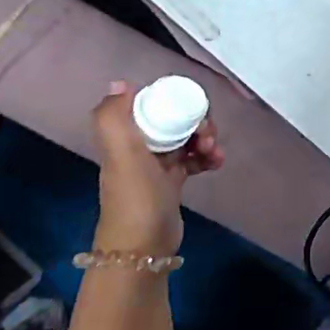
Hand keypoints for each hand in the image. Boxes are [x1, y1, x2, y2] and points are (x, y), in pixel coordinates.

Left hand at [91, 81, 222, 254]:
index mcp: (125, 138)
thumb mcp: (123, 154)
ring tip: (214, 153)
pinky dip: (206, 158)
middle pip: (172, 121)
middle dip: (195, 122)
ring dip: (204, 139)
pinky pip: (192, 160)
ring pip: (185, 139)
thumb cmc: (137, 197)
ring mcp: (156, 166)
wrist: (143, 246)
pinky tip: (216, 164)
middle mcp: (138, 149)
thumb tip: (120, 83)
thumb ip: (114, 118)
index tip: (192, 110)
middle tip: (208, 135)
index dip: (173, 102)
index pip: (151, 106)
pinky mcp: (171, 183)